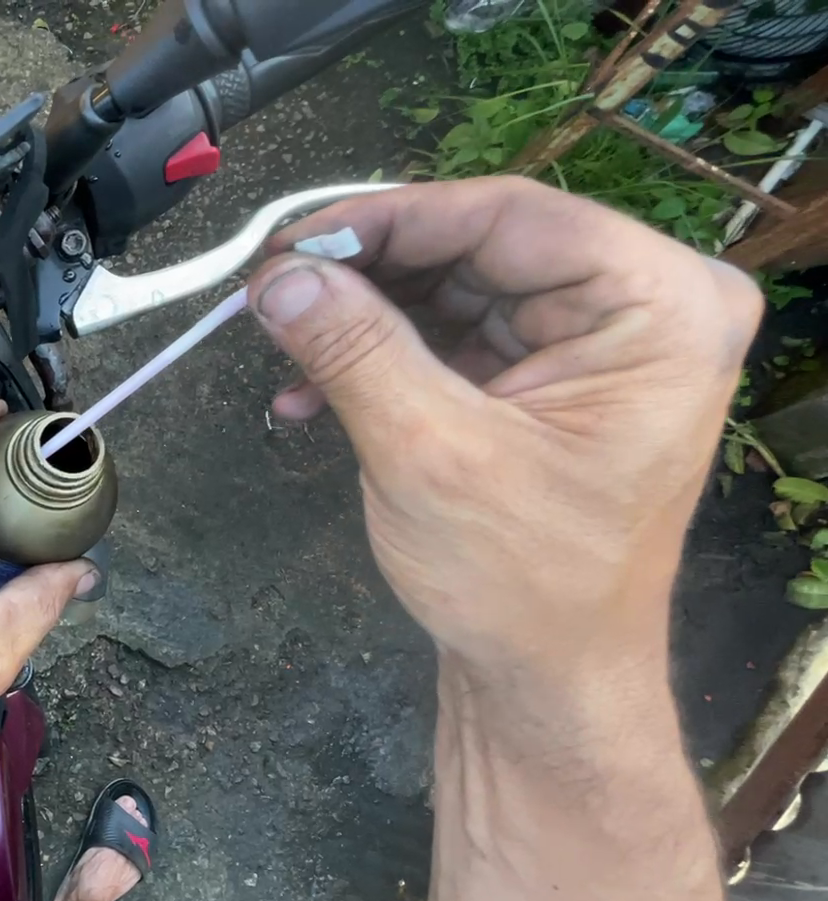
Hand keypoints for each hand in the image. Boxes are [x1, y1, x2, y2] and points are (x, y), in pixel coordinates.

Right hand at [250, 177, 761, 679]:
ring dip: (348, 324)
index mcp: (653, 306)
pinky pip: (428, 345)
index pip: (507, 217)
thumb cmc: (513, 570)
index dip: (386, 220)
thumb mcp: (427, 452)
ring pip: (437, 295)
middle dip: (358, 276)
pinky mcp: (515, 385)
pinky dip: (360, 364)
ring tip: (277, 350)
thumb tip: (274, 278)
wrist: (536, 666)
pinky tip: (301, 399)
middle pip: (468, 250)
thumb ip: (354, 351)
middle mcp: (622, 310)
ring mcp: (568, 348)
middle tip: (266, 295)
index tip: (285, 246)